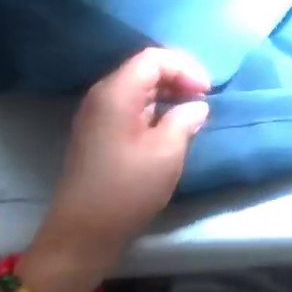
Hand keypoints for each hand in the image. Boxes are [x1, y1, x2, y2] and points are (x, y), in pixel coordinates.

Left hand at [24, 48, 210, 291]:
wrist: (83, 233)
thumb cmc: (127, 189)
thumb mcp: (166, 153)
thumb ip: (185, 120)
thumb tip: (196, 107)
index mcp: (116, 93)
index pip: (153, 59)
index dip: (185, 67)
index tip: (208, 91)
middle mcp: (102, 96)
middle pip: (143, 69)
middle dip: (178, 77)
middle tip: (204, 98)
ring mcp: (97, 115)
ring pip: (137, 88)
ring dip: (167, 94)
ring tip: (193, 111)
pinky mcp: (98, 133)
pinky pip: (129, 107)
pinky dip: (153, 109)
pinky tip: (171, 126)